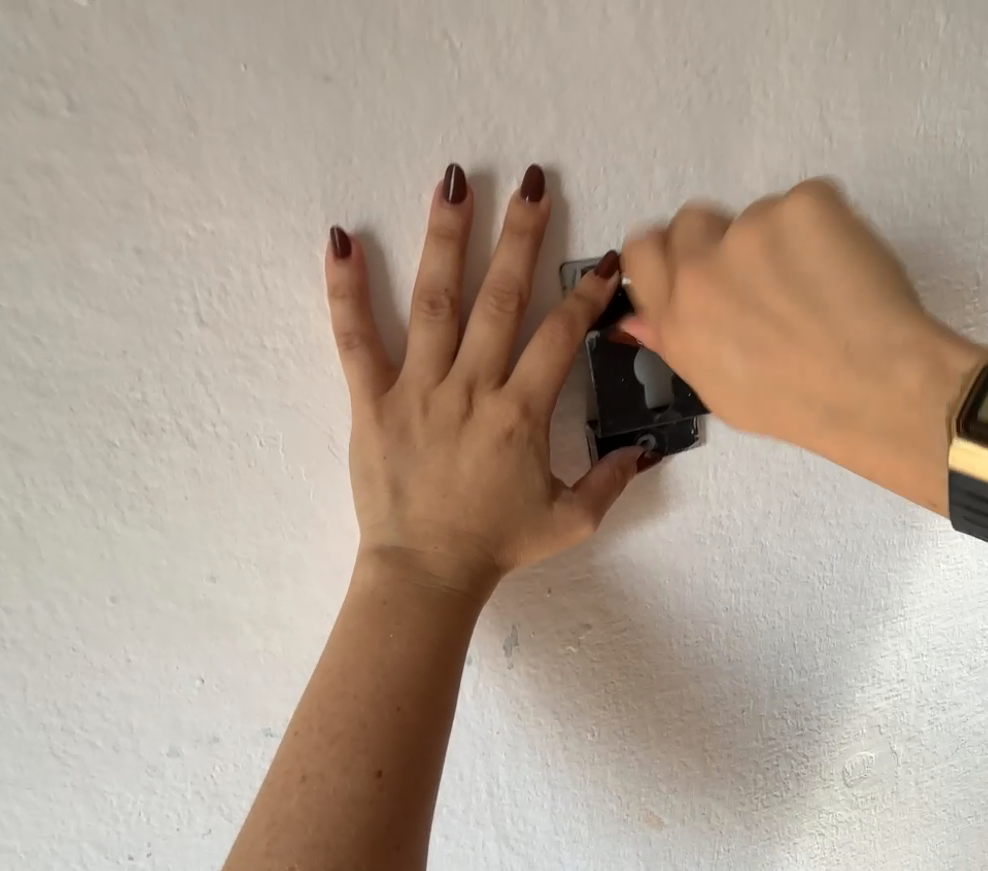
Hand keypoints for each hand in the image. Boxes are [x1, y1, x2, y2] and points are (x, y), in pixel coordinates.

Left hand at [324, 164, 650, 598]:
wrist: (426, 573)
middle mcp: (471, 389)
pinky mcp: (372, 401)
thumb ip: (612, 481)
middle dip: (523, 237)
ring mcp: (417, 390)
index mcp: (521, 415)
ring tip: (455, 182)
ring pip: (434, 301)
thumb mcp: (572, 521)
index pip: (561, 338)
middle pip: (502, 299)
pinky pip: (355, 339)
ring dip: (447, 238)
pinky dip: (346, 291)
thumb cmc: (500, 545)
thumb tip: (646, 450)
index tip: (607, 263)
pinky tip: (341, 240)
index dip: (588, 297)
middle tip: (535, 183)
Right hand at [620, 178, 987, 512]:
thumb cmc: (798, 406)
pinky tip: (845, 273)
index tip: (700, 264)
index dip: (671, 252)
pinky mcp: (805, 202)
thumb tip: (637, 319)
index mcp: (677, 317)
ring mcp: (752, 229)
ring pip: (758, 214)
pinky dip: (826, 229)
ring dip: (781, 240)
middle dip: (722, 239)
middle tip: (766, 278)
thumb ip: (677, 345)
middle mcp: (701, 269)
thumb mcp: (721, 394)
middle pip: (693, 218)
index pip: (643, 250)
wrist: (876, 389)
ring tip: (819, 290)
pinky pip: (807, 202)